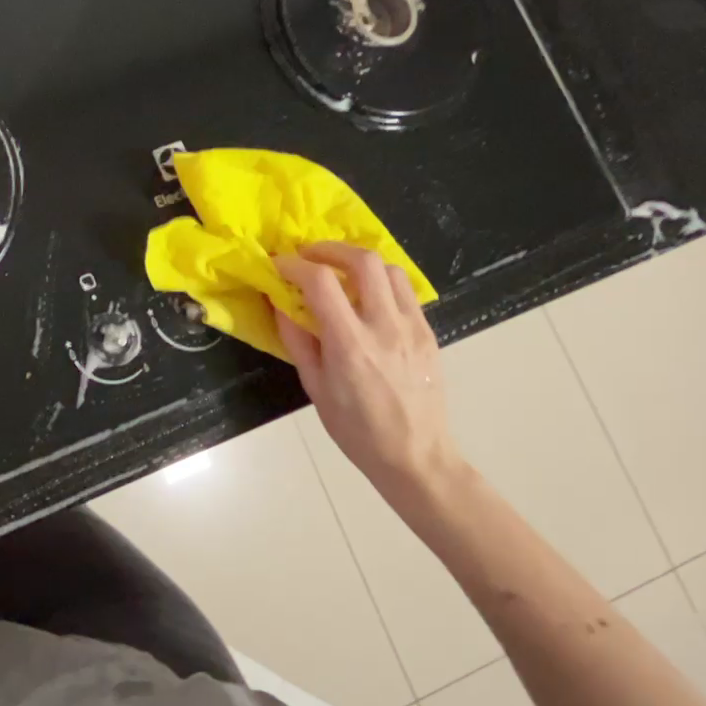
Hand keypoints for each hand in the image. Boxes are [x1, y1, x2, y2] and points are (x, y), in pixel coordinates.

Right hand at [273, 242, 464, 497]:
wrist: (415, 456)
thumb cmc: (355, 429)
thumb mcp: (314, 387)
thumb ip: (297, 340)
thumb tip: (280, 303)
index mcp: (350, 344)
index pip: (320, 282)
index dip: (294, 265)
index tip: (278, 265)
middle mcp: (385, 327)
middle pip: (363, 261)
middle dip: (330, 249)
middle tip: (309, 257)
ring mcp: (412, 328)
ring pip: (390, 269)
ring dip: (359, 263)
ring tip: (339, 273)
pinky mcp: (428, 333)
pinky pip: (404, 292)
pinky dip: (380, 283)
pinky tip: (365, 299)